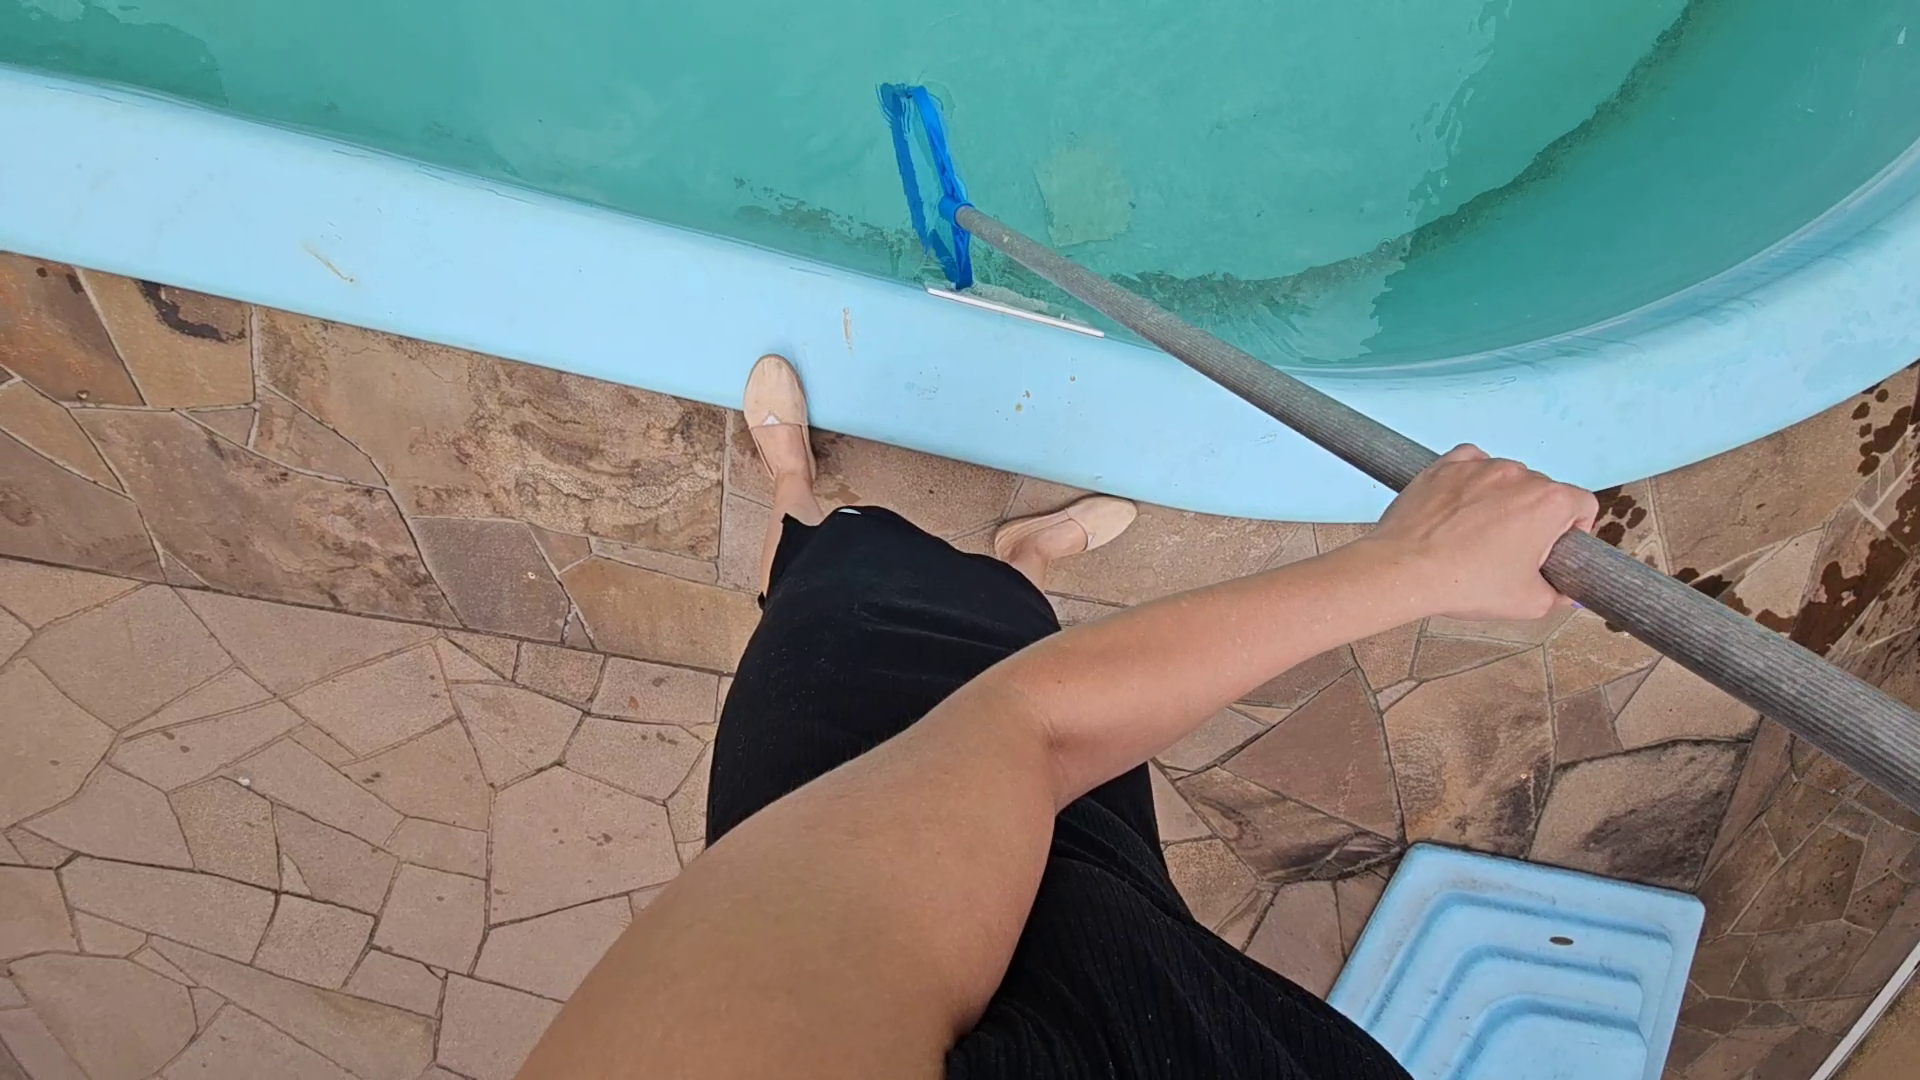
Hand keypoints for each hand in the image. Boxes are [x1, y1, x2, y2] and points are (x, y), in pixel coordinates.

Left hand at [1367, 444, 1597, 620]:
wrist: (1402, 570)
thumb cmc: (1461, 583)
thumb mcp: (1530, 603)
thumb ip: (1559, 593)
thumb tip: (1563, 590)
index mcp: (1550, 502)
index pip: (1581, 505)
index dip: (1571, 529)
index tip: (1551, 547)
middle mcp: (1516, 475)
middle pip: (1540, 490)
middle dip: (1531, 516)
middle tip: (1506, 547)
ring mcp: (1476, 467)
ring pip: (1503, 476)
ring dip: (1498, 496)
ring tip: (1474, 529)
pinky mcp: (1442, 468)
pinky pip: (1468, 461)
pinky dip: (1469, 477)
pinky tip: (1460, 502)